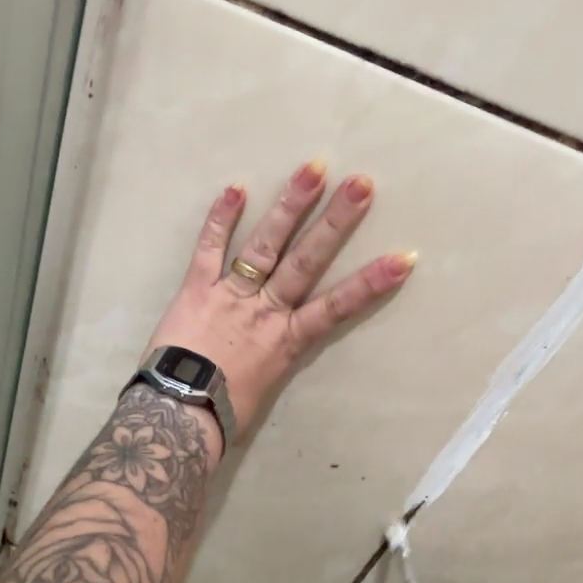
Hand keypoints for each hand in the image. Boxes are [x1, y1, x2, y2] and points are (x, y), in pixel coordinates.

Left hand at [146, 159, 416, 440]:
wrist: (178, 413)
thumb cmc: (222, 413)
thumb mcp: (261, 390)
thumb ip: (269, 364)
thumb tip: (266, 360)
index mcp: (287, 340)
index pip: (337, 307)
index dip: (371, 282)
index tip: (404, 257)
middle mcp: (266, 311)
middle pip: (307, 261)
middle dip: (336, 222)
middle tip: (362, 184)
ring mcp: (232, 295)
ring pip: (265, 245)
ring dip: (290, 206)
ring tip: (313, 169)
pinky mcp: (197, 289)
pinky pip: (209, 249)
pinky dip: (220, 219)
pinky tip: (236, 187)